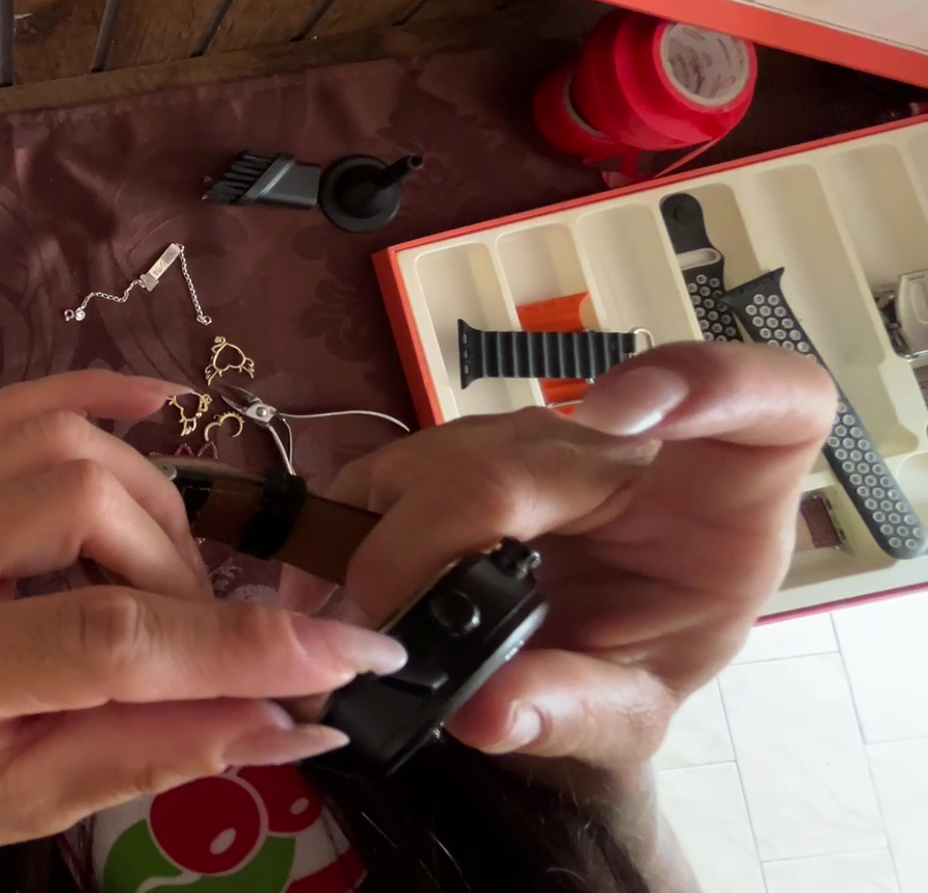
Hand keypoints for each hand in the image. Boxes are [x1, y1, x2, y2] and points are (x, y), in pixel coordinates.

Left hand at [0, 370, 407, 862]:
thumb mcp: (38, 804)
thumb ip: (157, 750)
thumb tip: (295, 715)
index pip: (97, 637)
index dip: (230, 643)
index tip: (346, 654)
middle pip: (79, 501)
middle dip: (178, 568)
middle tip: (205, 630)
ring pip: (60, 441)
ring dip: (149, 500)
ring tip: (167, 573)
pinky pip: (20, 408)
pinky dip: (94, 395)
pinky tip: (157, 401)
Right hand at [326, 341, 834, 769]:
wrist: (570, 634)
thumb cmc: (627, 649)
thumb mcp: (632, 705)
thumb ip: (572, 711)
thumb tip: (481, 711)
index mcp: (709, 496)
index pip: (758, 400)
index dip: (703, 385)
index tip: (623, 414)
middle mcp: (597, 445)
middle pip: (495, 471)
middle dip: (420, 556)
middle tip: (386, 639)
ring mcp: (503, 435)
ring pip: (419, 466)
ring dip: (375, 548)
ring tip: (360, 618)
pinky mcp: (433, 446)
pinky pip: (375, 473)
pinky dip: (343, 530)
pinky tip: (336, 579)